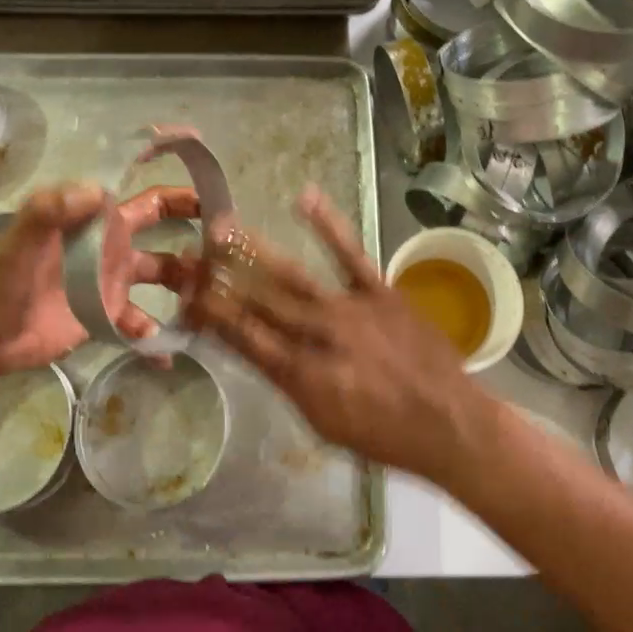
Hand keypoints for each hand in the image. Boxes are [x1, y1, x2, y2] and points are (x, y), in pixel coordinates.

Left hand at [0, 183, 202, 375]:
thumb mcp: (18, 241)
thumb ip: (49, 211)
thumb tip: (99, 190)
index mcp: (96, 220)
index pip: (142, 192)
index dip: (173, 179)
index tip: (211, 179)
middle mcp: (111, 246)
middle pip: (165, 230)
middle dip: (197, 230)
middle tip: (230, 242)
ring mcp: (111, 283)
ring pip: (163, 276)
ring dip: (188, 285)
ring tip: (214, 298)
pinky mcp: (107, 318)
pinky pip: (141, 326)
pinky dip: (157, 340)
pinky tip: (172, 354)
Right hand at [186, 186, 496, 482]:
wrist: (447, 423)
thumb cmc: (383, 434)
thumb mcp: (323, 422)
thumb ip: (288, 381)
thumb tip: (255, 347)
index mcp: (299, 377)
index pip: (242, 337)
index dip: (210, 313)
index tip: (185, 293)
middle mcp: (317, 338)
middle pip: (257, 303)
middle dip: (219, 279)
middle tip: (189, 254)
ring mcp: (349, 311)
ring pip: (291, 276)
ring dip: (253, 251)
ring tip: (222, 227)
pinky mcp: (380, 292)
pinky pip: (350, 253)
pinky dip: (327, 224)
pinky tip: (304, 197)